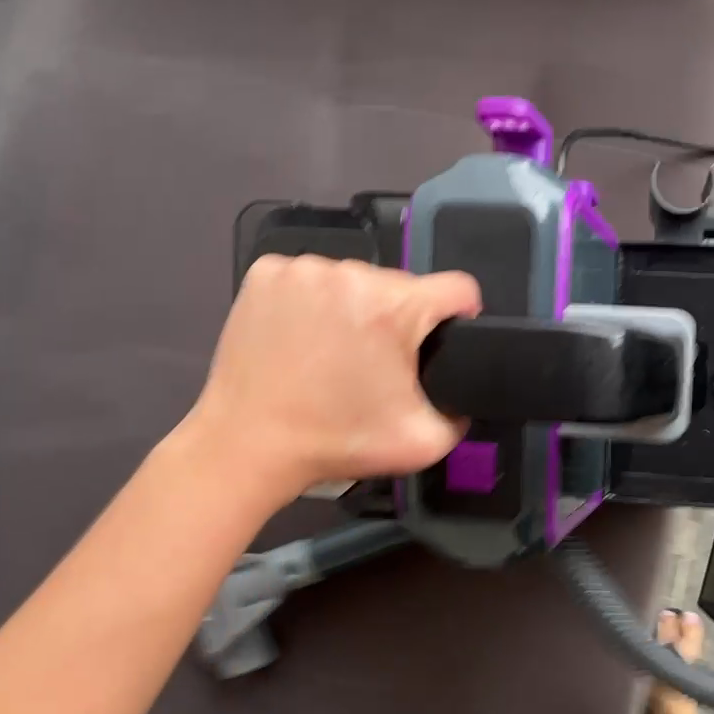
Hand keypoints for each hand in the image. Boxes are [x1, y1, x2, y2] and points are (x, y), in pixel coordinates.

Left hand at [174, 255, 480, 509]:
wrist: (248, 445)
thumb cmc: (339, 441)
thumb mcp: (427, 442)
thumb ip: (463, 410)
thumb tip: (464, 391)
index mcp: (394, 307)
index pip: (459, 289)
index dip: (463, 318)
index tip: (445, 344)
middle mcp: (351, 274)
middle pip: (404, 287)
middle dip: (401, 320)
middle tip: (379, 365)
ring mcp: (302, 269)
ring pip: (357, 282)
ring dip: (358, 310)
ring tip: (338, 354)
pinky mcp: (265, 273)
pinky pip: (313, 280)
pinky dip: (316, 303)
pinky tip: (307, 338)